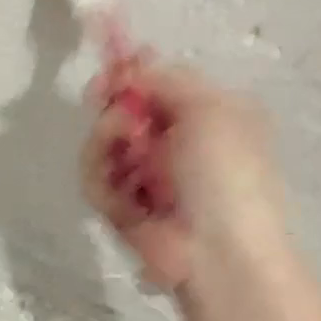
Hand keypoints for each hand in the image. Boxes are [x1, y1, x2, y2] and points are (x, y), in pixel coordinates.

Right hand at [80, 57, 287, 289]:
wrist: (218, 252)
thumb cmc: (225, 174)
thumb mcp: (209, 109)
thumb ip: (166, 79)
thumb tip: (132, 68)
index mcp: (206, 114)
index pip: (156, 84)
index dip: (129, 75)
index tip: (110, 73)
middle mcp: (174, 142)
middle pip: (121, 111)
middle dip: (113, 115)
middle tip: (121, 125)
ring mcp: (146, 177)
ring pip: (102, 146)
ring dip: (104, 149)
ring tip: (125, 163)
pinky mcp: (122, 208)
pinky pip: (96, 182)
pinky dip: (101, 184)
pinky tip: (120, 196)